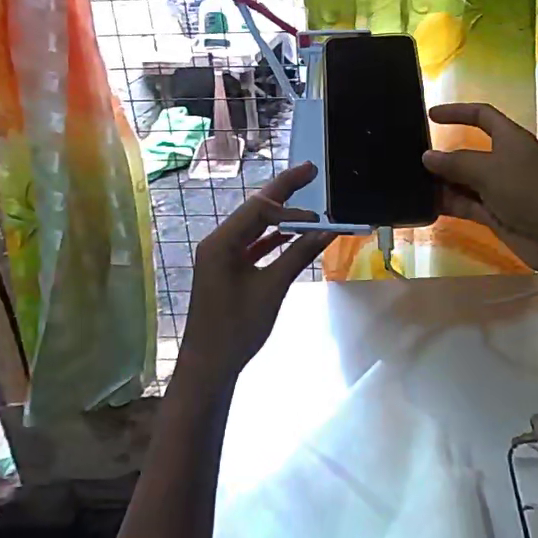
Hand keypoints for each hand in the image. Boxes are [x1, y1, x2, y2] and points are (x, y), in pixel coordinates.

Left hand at [176, 163, 334, 388]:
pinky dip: (273, 238)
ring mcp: (221, 256)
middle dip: (283, 191)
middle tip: (310, 170)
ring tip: (304, 196)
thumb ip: (299, 254)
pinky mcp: (227, 270)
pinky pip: (252, 244)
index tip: (319, 209)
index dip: (291, 202)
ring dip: (280, 215)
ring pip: (254, 226)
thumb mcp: (272, 288)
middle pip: (255, 210)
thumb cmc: (237, 328)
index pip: (260, 209)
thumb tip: (329, 229)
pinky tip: (291, 233)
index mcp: (221, 242)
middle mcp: (218, 242)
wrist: (208, 368)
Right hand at [422, 103, 537, 271]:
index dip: (458, 112)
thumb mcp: (490, 170)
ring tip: (411, 183)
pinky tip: (425, 205)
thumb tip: (428, 156)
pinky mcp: (496, 214)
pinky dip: (449, 203)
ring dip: (442, 182)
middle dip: (443, 154)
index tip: (431, 115)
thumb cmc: (528, 190)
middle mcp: (504, 161)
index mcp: (510, 139)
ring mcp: (500, 189)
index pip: (482, 115)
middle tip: (410, 158)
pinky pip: (466, 204)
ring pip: (464, 181)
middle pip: (469, 151)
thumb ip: (456, 162)